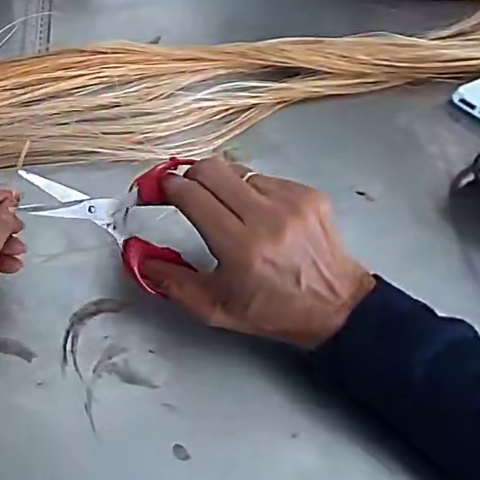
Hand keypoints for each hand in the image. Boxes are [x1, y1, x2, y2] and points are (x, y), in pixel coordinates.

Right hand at [144, 157, 375, 348]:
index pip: (188, 193)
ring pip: (233, 169)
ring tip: (219, 205)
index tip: (151, 193)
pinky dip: (246, 189)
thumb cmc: (274, 310)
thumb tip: (136, 254)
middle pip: (207, 169)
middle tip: (180, 194)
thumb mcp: (212, 308)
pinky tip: (251, 211)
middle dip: (185, 178)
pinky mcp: (308, 195)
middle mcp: (266, 218)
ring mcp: (291, 202)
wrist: (343, 311)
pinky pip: (260, 177)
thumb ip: (167, 281)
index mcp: (240, 246)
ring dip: (216, 183)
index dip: (162, 187)